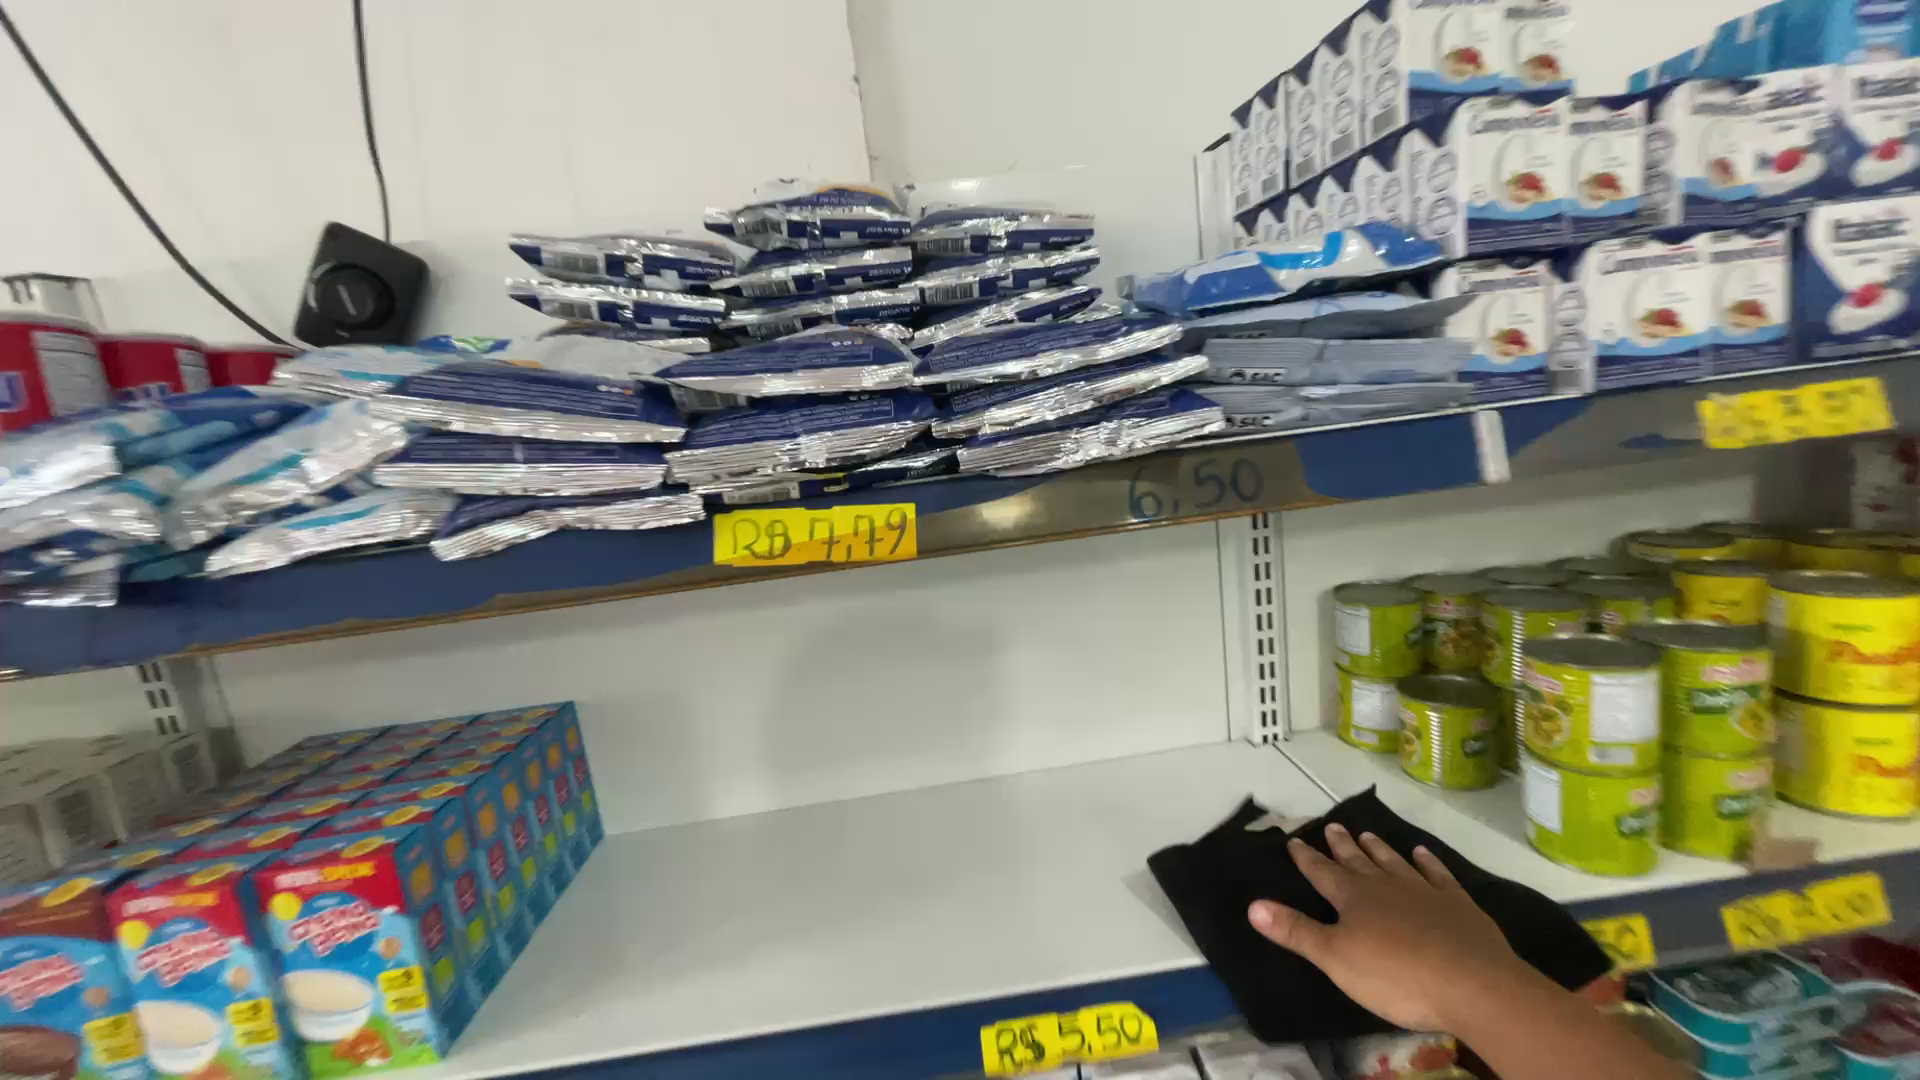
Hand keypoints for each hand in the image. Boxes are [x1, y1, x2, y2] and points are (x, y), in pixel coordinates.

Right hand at [1247, 823, 1533, 1032]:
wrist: (1475, 985)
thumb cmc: (1397, 976)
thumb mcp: (1336, 959)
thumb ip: (1296, 931)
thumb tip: (1252, 904)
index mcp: (1352, 898)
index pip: (1320, 872)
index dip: (1305, 857)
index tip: (1293, 840)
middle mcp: (1384, 886)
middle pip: (1357, 861)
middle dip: (1341, 846)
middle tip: (1332, 826)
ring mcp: (1424, 892)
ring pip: (1394, 863)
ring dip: (1379, 849)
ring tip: (1368, 834)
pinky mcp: (1458, 905)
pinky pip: (1438, 875)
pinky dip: (1429, 862)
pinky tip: (1423, 853)